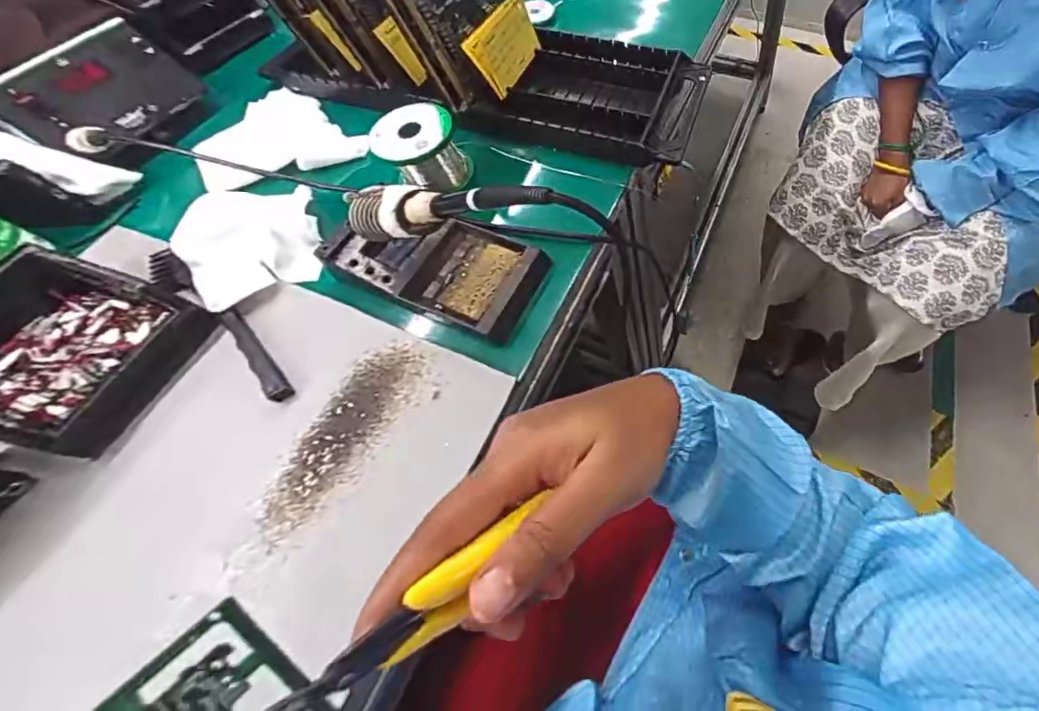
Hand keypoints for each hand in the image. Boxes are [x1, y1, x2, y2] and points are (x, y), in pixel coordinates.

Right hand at [352, 374, 680, 642]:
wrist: (671, 407)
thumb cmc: (640, 439)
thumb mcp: (599, 492)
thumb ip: (543, 541)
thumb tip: (483, 597)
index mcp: (512, 456)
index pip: (444, 524)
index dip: (403, 578)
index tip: (368, 631)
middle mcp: (503, 458)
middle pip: (460, 534)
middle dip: (468, 588)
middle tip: (504, 626)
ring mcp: (517, 464)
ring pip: (488, 537)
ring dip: (509, 576)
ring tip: (553, 591)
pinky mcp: (535, 474)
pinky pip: (513, 527)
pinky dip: (527, 559)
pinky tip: (559, 568)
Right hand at [860, 167, 911, 217]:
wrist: (890, 163)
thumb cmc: (898, 180)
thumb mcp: (901, 196)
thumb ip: (897, 208)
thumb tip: (896, 214)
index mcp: (878, 205)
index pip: (882, 218)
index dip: (889, 217)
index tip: (895, 215)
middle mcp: (868, 201)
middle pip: (875, 211)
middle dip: (882, 211)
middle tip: (890, 208)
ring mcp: (864, 194)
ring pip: (871, 204)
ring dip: (877, 204)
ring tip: (885, 201)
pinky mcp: (864, 187)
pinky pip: (869, 197)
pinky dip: (874, 197)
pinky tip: (880, 194)